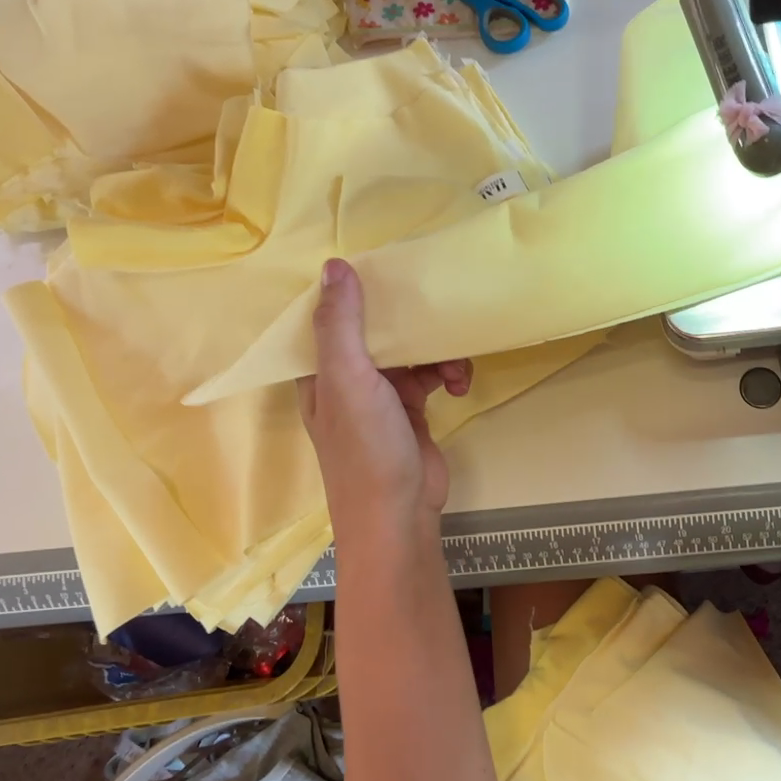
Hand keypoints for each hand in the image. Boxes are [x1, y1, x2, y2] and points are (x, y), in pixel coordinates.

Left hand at [296, 259, 472, 533]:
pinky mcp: (411, 410)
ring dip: (436, 353)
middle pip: (376, 331)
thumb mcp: (349, 380)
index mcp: (320, 372)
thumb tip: (335, 266)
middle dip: (410, 325)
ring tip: (454, 370)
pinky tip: (460, 386)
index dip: (354, 293)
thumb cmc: (366, 448)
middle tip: (436, 316)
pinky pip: (430, 375)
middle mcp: (346, 380)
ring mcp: (380, 396)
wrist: (399, 515)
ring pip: (410, 352)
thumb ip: (342, 324)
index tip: (387, 271)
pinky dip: (447, 374)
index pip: (330, 318)